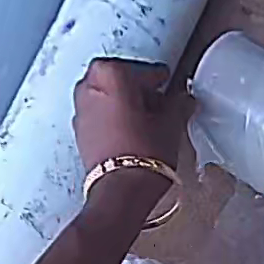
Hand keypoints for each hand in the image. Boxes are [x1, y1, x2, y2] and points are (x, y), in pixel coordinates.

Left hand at [73, 58, 189, 175]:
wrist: (121, 192)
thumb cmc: (142, 157)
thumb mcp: (170, 126)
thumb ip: (178, 106)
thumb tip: (183, 100)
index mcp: (112, 73)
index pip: (145, 71)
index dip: (162, 81)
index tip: (170, 86)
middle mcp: (89, 85)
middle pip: (121, 81)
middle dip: (141, 93)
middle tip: (161, 106)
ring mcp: (81, 110)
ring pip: (109, 99)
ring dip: (127, 107)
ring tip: (148, 126)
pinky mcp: (81, 133)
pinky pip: (101, 118)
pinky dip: (115, 122)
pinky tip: (133, 137)